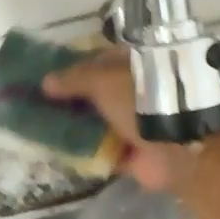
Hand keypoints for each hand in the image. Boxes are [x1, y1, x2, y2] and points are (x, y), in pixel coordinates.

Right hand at [42, 49, 198, 191]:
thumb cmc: (144, 98)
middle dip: (75, 102)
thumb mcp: (103, 79)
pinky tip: (62, 154)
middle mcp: (139, 93)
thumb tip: (45, 82)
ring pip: (102, 124)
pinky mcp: (137, 156)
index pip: (101, 62)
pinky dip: (89, 155)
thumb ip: (74, 79)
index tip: (49, 80)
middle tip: (41, 106)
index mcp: (137, 64)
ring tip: (45, 130)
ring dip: (80, 128)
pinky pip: (107, 153)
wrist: (178, 144)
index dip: (75, 69)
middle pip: (100, 96)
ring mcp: (139, 125)